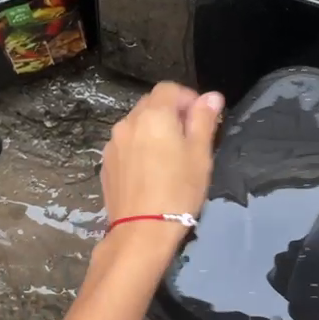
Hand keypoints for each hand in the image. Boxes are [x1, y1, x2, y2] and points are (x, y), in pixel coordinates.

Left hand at [99, 83, 225, 224]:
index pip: (169, 88)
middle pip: (151, 104)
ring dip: (153, 130)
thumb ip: (204, 120)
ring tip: (169, 157)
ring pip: (137, 124)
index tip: (201, 119)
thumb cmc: (178, 191)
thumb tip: (212, 96)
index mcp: (154, 115)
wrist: (141, 231)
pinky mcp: (106, 162)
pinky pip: (126, 144)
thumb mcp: (200, 155)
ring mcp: (113, 143)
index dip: (188, 98)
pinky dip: (139, 147)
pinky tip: (150, 171)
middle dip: (171, 113)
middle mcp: (128, 122)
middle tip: (189, 139)